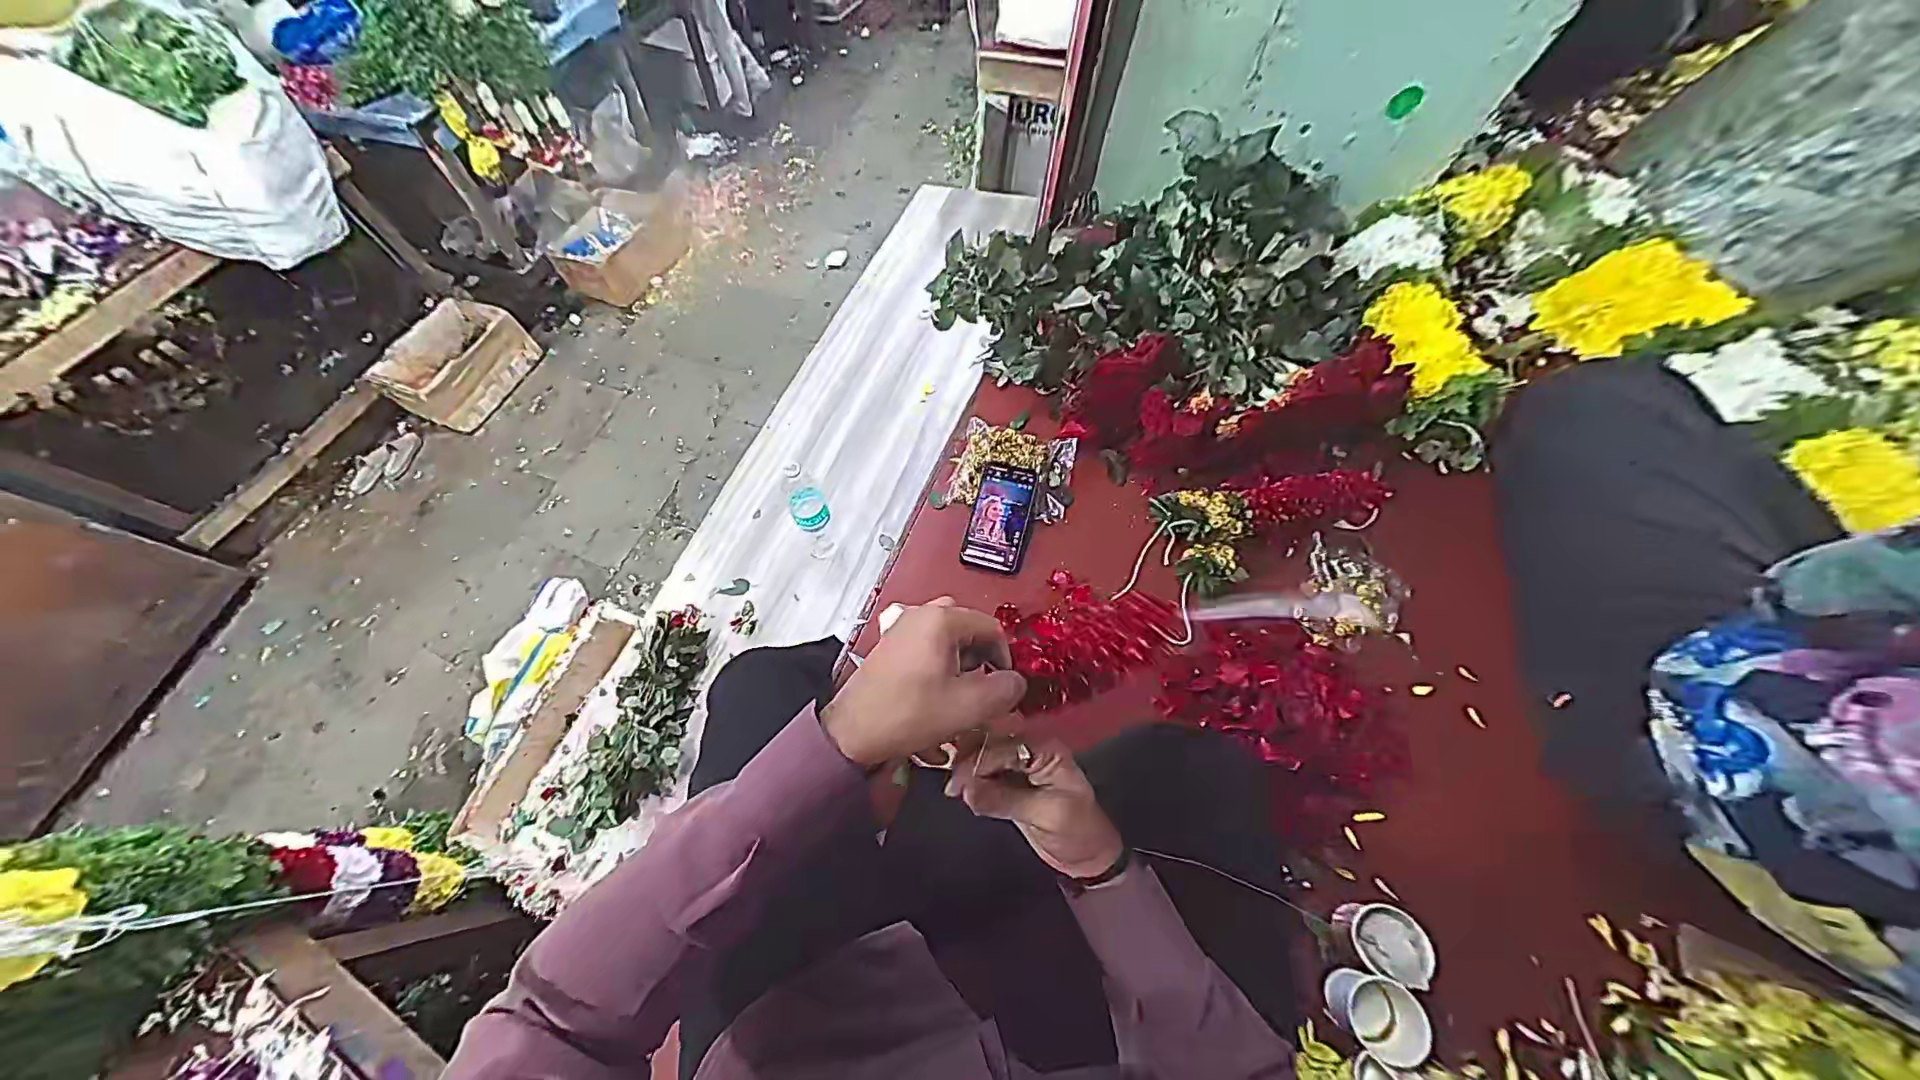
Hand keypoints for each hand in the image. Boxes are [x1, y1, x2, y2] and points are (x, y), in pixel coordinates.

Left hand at [822, 598, 1026, 766]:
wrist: (853, 732)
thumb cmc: (907, 714)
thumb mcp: (969, 706)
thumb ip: (1006, 689)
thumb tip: (1016, 682)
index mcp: (941, 619)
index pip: (992, 629)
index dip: (1004, 659)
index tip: (1003, 686)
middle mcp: (920, 614)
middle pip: (970, 633)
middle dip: (981, 663)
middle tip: (978, 691)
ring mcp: (902, 628)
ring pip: (949, 642)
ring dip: (961, 667)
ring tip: (956, 697)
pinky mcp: (891, 645)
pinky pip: (928, 649)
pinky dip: (940, 669)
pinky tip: (935, 699)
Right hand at [948, 737, 1124, 879]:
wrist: (1088, 855)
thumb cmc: (1078, 832)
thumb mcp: (1046, 816)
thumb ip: (1005, 800)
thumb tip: (967, 791)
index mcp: (1045, 748)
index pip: (1003, 746)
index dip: (977, 762)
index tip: (957, 784)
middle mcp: (1030, 748)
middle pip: (990, 742)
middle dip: (967, 761)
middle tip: (952, 788)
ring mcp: (1019, 762)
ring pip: (983, 753)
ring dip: (966, 768)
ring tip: (954, 791)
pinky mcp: (1009, 778)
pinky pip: (985, 769)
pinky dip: (971, 778)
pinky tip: (961, 790)